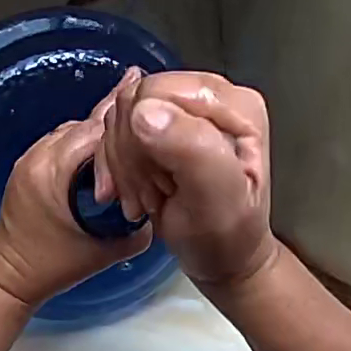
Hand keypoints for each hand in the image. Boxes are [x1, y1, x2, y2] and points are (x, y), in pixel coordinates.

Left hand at [0, 116, 153, 308]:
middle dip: (115, 138)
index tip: (146, 157)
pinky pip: (60, 143)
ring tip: (120, 163)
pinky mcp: (25, 166)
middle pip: (85, 125)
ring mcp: (28, 158)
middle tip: (139, 157)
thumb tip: (160, 207)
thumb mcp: (106, 253)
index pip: (97, 132)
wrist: (10, 279)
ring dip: (97, 141)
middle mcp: (37, 156)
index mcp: (52, 171)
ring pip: (72, 131)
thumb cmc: (55, 267)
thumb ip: (139, 231)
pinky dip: (81, 149)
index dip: (127, 139)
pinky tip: (98, 169)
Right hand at [91, 70, 277, 289]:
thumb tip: (145, 112)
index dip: (142, 138)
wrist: (223, 258)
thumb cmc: (227, 234)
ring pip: (120, 117)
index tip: (159, 186)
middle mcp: (208, 98)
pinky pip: (116, 132)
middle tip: (153, 195)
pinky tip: (134, 196)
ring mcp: (183, 112)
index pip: (157, 92)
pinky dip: (116, 169)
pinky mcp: (163, 127)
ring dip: (123, 167)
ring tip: (148, 199)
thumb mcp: (218, 197)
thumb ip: (191, 149)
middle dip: (131, 156)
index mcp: (233, 105)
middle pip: (134, 101)